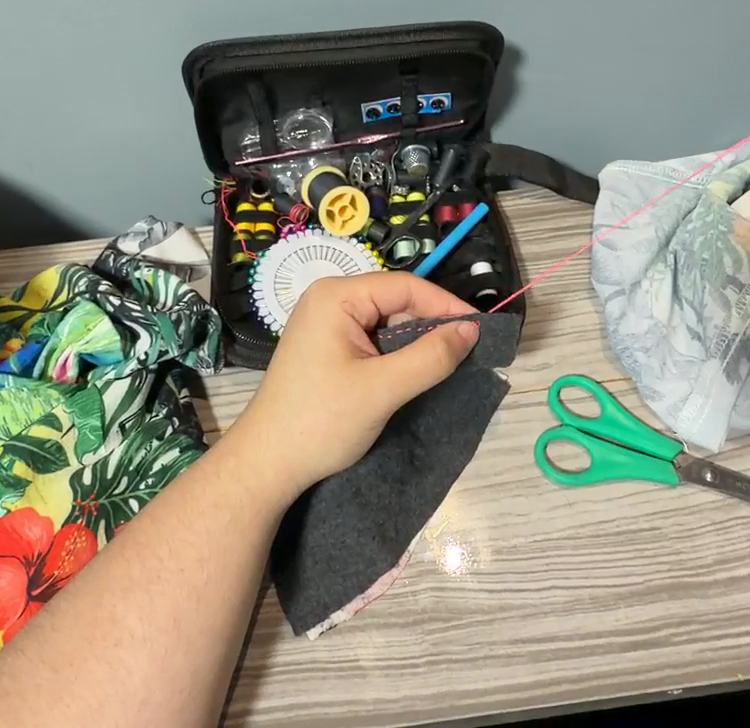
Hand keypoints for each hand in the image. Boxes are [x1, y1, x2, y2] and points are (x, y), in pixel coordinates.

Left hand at [226, 272, 478, 498]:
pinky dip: (398, 354)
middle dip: (432, 324)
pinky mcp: (328, 348)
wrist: (267, 464)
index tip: (481, 331)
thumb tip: (471, 330)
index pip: (405, 286)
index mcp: (336, 296)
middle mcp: (329, 300)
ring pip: (387, 322)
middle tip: (469, 351)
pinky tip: (417, 372)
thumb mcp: (382, 389)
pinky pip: (373, 339)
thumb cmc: (321, 421)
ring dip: (416, 341)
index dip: (446, 305)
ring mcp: (326, 324)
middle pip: (396, 301)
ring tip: (449, 363)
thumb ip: (430, 356)